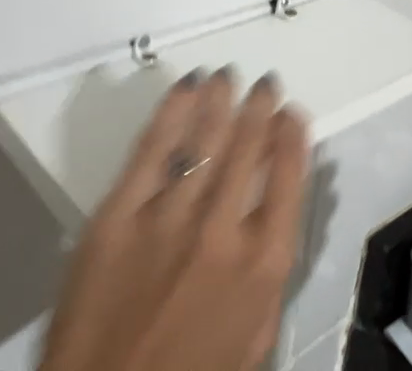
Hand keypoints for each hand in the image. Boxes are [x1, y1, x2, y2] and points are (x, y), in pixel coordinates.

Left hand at [40, 69, 311, 370]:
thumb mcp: (254, 335)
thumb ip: (269, 273)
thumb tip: (276, 210)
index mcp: (261, 264)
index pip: (288, 178)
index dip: (293, 137)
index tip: (292, 113)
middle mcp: (221, 231)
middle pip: (249, 148)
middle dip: (260, 107)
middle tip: (265, 82)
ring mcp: (167, 218)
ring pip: (205, 139)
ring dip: (221, 100)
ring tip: (229, 75)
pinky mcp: (117, 215)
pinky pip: (152, 150)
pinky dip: (172, 112)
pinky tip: (186, 87)